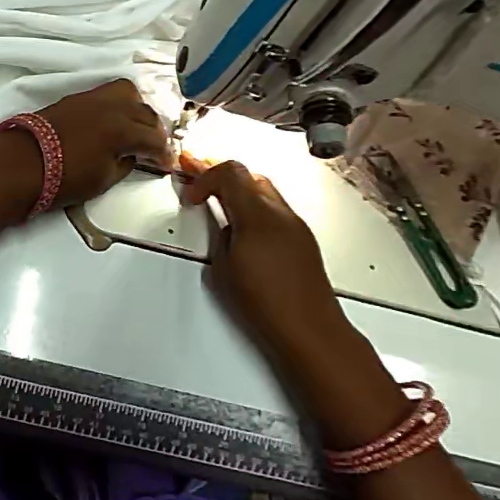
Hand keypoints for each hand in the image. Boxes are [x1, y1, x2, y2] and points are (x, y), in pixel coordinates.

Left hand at [32, 79, 173, 207]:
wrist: (23, 164)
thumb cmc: (63, 178)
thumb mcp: (103, 179)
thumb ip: (125, 163)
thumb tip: (133, 156)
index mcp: (122, 129)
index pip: (155, 139)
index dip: (164, 153)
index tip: (167, 163)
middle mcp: (112, 107)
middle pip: (146, 113)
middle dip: (156, 131)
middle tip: (157, 148)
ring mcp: (93, 98)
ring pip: (129, 94)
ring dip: (140, 110)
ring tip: (138, 127)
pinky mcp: (77, 98)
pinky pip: (109, 93)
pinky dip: (120, 104)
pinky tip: (117, 120)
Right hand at [181, 160, 352, 359]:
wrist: (308, 328)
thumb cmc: (269, 304)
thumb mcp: (224, 269)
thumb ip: (221, 237)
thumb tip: (224, 230)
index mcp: (257, 215)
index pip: (229, 173)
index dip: (204, 175)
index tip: (191, 190)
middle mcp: (281, 213)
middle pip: (248, 175)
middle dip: (220, 174)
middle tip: (198, 171)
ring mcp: (296, 224)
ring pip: (264, 190)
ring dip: (239, 189)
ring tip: (218, 194)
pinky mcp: (303, 238)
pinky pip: (276, 208)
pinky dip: (256, 206)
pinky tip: (244, 219)